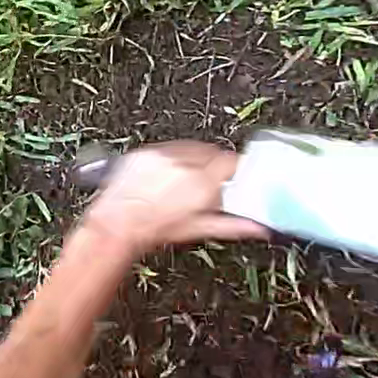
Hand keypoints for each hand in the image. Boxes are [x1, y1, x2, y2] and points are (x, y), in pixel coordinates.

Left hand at [79, 141, 268, 255]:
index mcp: (201, 183)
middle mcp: (183, 164)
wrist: (117, 224)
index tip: (238, 175)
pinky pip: (169, 148)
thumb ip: (233, 225)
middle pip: (214, 153)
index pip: (232, 162)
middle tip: (213, 181)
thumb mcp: (198, 229)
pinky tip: (169, 174)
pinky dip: (174, 157)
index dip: (237, 168)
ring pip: (192, 148)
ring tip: (189, 179)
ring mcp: (162, 156)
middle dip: (217, 164)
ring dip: (197, 158)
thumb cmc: (154, 230)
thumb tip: (260, 227)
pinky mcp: (145, 152)